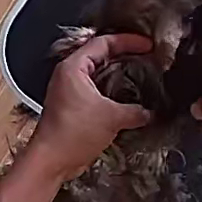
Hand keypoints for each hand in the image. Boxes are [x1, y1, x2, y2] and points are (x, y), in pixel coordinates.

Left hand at [26, 33, 154, 182]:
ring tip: (140, 75)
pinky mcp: (74, 108)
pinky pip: (97, 92)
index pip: (103, 43)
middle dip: (125, 55)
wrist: (53, 160)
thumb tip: (148, 113)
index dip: (128, 41)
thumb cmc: (72, 133)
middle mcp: (70, 76)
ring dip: (119, 75)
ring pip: (99, 75)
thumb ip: (135, 112)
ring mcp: (71, 92)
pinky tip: (128, 100)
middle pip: (101, 56)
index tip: (147, 45)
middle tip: (146, 57)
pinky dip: (113, 93)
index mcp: (74, 68)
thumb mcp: (111, 118)